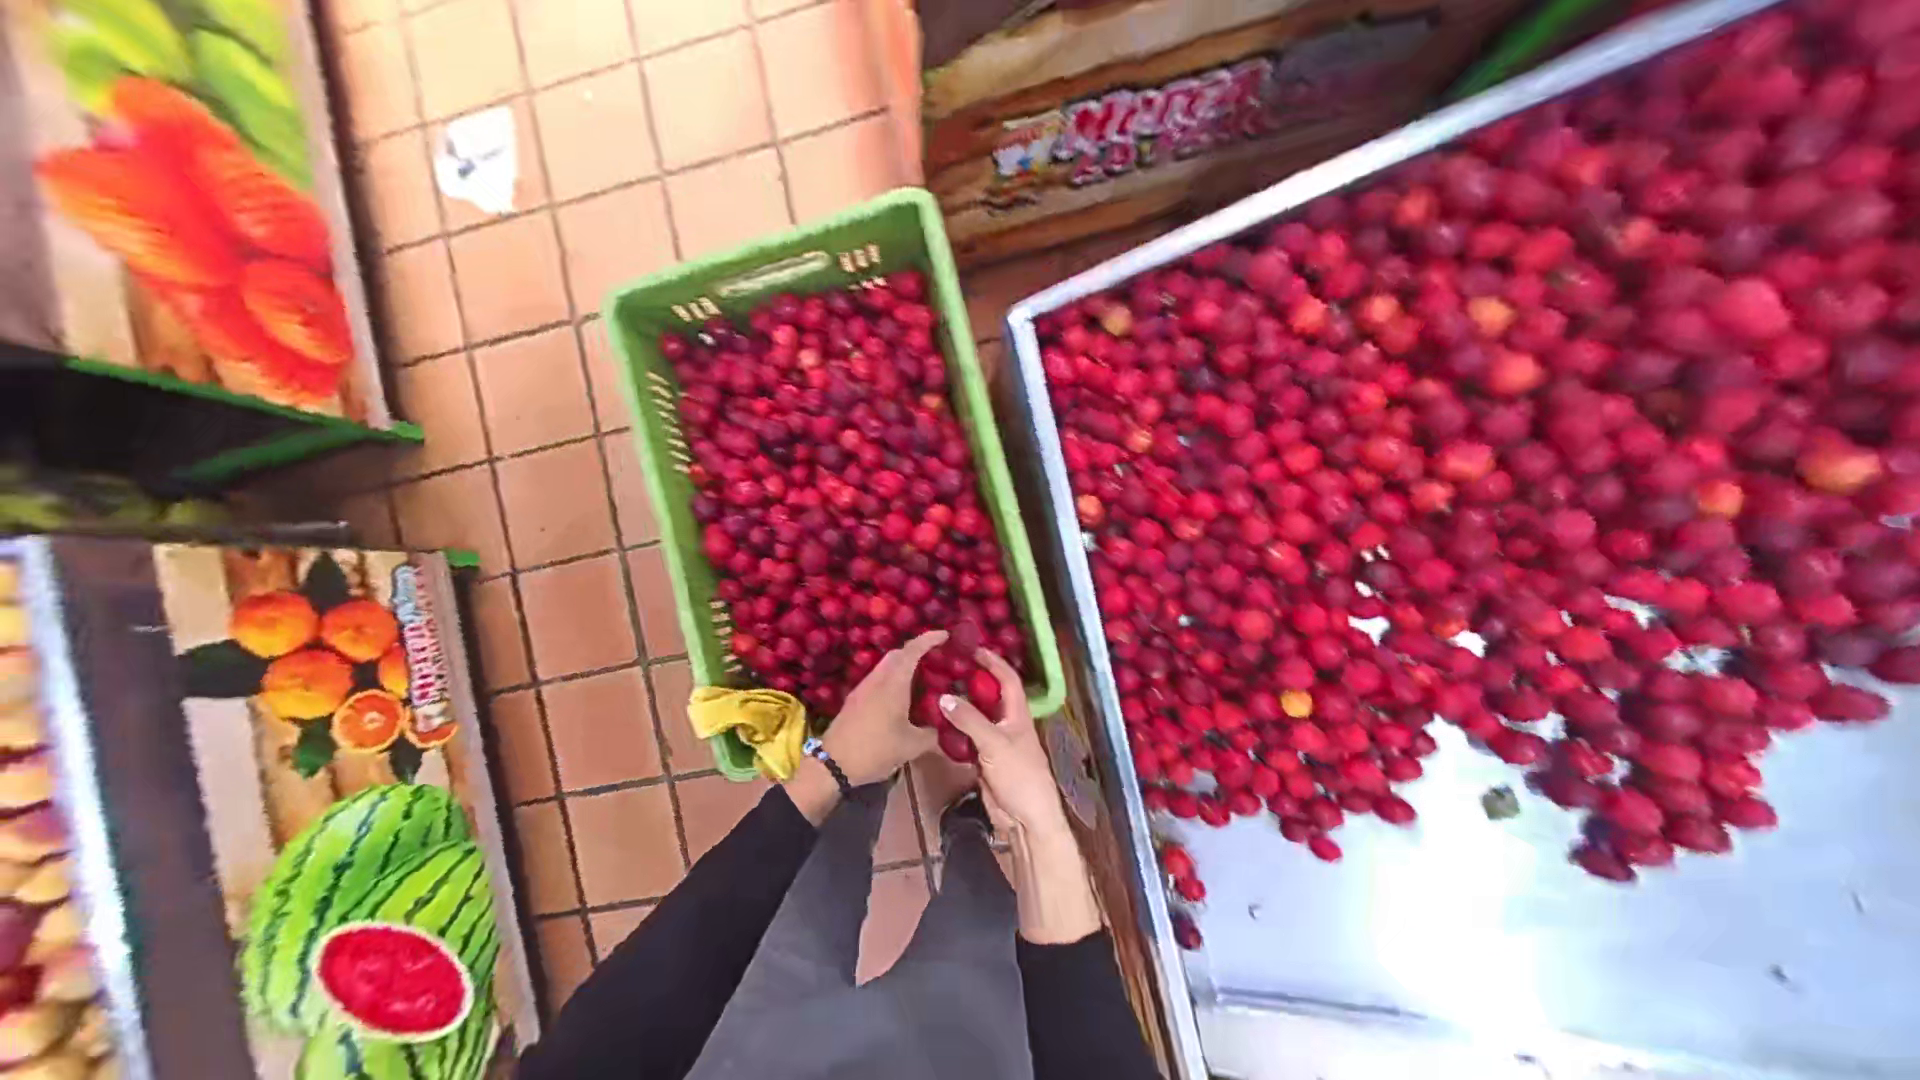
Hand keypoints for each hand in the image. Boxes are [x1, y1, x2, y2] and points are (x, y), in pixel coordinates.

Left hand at [819, 630, 945, 785]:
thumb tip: (942, 726)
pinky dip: (893, 679)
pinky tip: (902, 696)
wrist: (832, 764)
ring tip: (922, 677)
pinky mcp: (855, 700)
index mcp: (893, 683)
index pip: (912, 650)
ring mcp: (863, 688)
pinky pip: (878, 679)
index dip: (929, 639)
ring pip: (886, 666)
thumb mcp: (912, 746)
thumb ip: (932, 733)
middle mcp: (877, 679)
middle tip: (936, 658)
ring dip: (903, 665)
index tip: (945, 635)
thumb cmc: (875, 750)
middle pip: (898, 654)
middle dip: (917, 650)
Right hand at [942, 649, 1099, 944]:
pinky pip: (966, 738)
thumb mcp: (994, 743)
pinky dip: (952, 730)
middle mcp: (1007, 723)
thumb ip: (969, 719)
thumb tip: (944, 697)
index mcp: (1018, 714)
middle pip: (988, 695)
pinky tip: (935, 723)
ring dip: (959, 705)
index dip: (993, 661)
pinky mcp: (983, 760)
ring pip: (975, 717)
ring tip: (934, 690)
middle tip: (945, 668)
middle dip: (971, 681)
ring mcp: (995, 742)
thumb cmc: (1020, 775)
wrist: (1026, 819)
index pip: (1007, 678)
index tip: (972, 648)